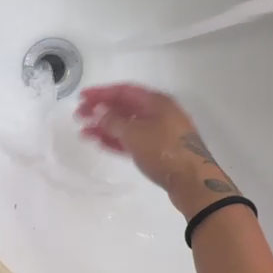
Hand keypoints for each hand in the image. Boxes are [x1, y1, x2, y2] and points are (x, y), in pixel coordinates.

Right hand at [76, 84, 239, 219]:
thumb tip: (99, 112)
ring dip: (105, 127)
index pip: (123, 91)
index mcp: (157, 102)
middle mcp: (159, 113)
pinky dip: (116, 140)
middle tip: (79, 116)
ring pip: (127, 125)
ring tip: (85, 132)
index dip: (101, 92)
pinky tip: (100, 143)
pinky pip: (133, 140)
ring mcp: (160, 132)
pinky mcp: (158, 150)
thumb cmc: (165, 152)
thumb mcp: (135, 134)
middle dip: (100, 110)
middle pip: (124, 107)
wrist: (193, 182)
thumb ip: (113, 121)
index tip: (82, 97)